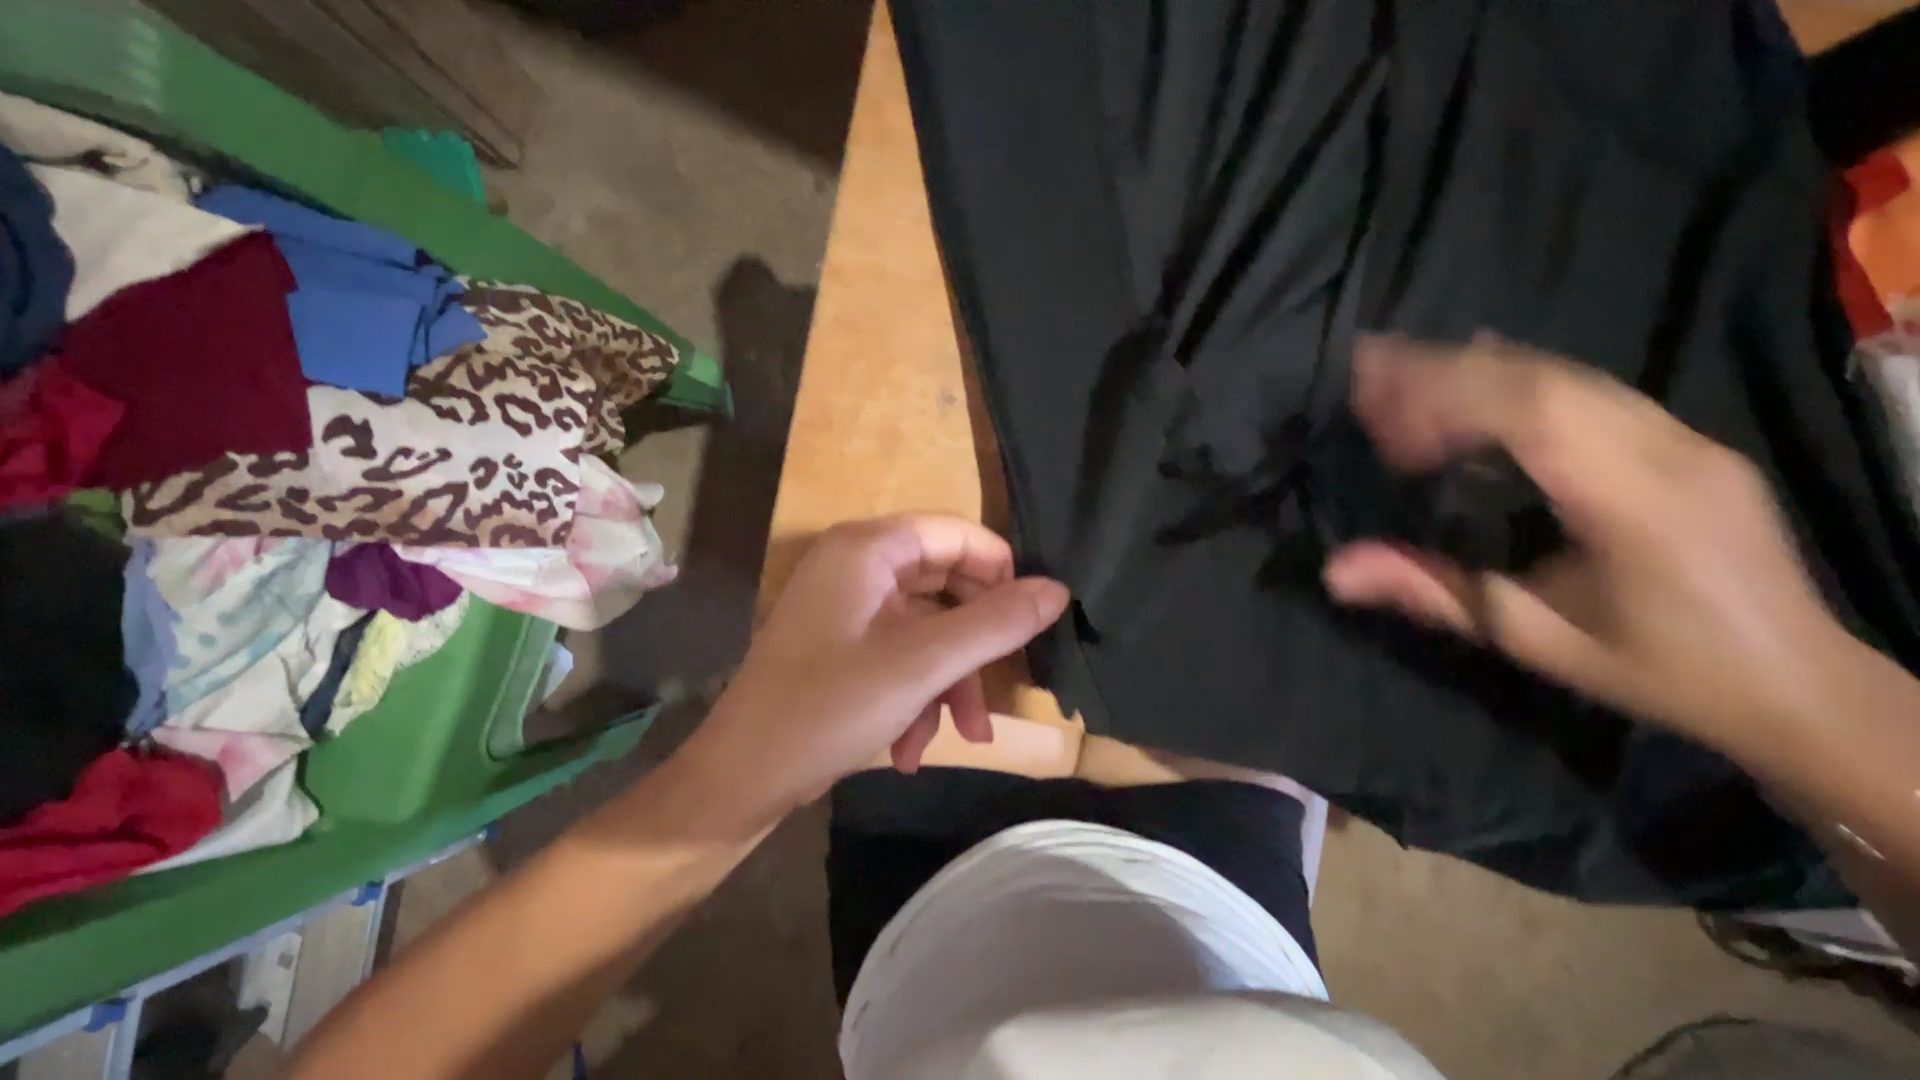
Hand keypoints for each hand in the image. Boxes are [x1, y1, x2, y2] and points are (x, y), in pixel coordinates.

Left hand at [685, 514, 1068, 812]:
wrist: (740, 778)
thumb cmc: (827, 708)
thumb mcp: (921, 666)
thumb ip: (993, 625)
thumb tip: (1059, 590)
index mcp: (867, 549)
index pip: (955, 533)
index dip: (1001, 571)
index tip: (1034, 619)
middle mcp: (855, 567)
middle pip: (945, 583)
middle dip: (975, 643)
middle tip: (1007, 686)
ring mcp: (846, 609)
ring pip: (927, 629)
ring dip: (949, 683)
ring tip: (965, 738)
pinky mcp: (841, 648)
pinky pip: (899, 656)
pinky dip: (916, 696)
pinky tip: (911, 750)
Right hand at [1323, 334, 1845, 751]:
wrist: (1799, 681)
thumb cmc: (1662, 671)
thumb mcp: (1536, 641)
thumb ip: (1436, 595)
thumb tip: (1335, 571)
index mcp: (1637, 504)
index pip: (1535, 413)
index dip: (1445, 399)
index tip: (1377, 424)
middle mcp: (1671, 451)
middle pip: (1545, 379)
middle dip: (1444, 370)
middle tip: (1364, 374)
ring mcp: (1687, 437)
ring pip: (1568, 374)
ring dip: (1476, 367)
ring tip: (1399, 370)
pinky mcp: (1687, 439)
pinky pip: (1592, 388)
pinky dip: (1519, 376)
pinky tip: (1475, 370)